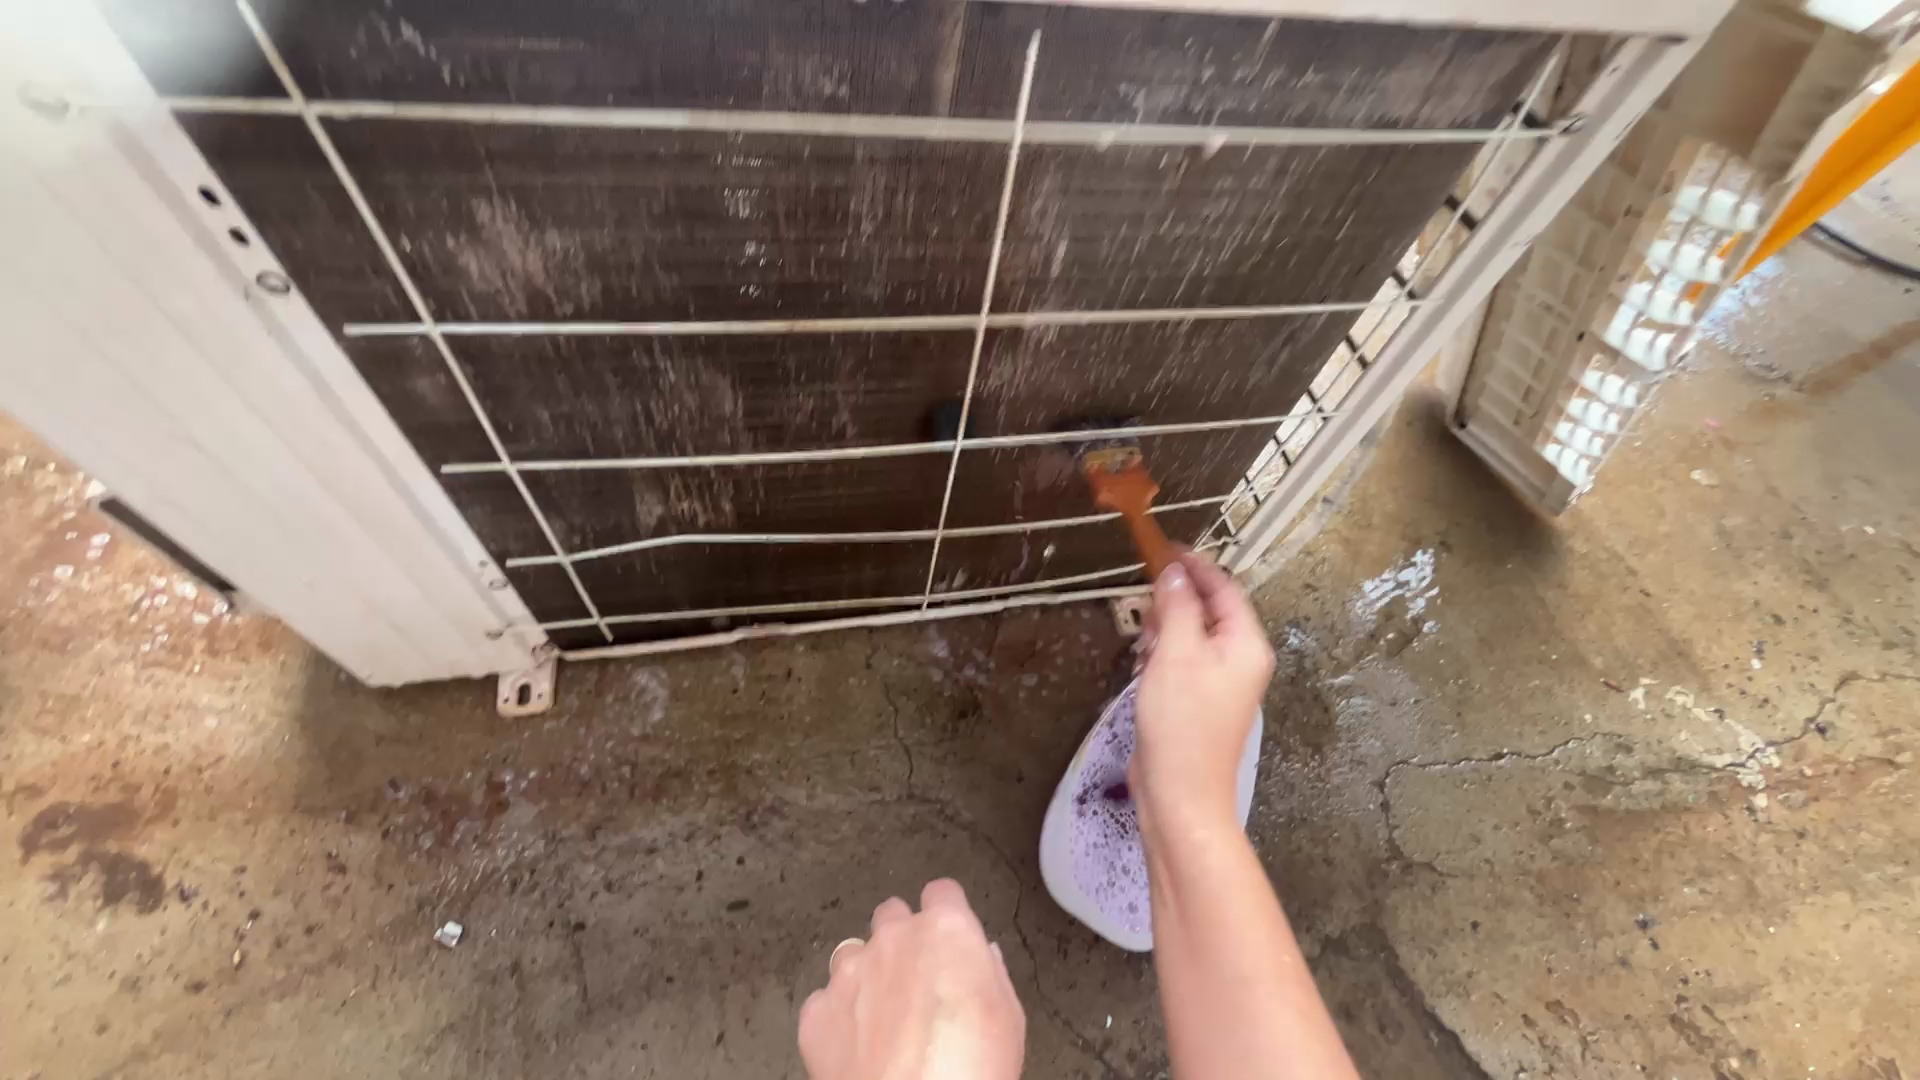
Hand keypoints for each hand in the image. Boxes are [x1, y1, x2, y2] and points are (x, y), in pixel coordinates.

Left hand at [798, 878, 1025, 1079]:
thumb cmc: (976, 1066)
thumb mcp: (1008, 1016)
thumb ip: (989, 973)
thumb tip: (979, 958)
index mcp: (945, 927)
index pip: (942, 892)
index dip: (946, 912)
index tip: (949, 937)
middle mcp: (894, 936)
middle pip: (892, 914)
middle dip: (901, 938)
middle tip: (915, 979)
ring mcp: (850, 971)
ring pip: (852, 952)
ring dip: (866, 973)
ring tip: (882, 1016)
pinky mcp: (817, 1012)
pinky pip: (825, 1002)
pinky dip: (837, 1018)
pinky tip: (856, 1047)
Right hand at [1131, 553, 1274, 831]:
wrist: (1180, 793)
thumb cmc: (1181, 720)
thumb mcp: (1176, 653)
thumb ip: (1177, 607)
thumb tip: (1174, 572)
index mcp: (1245, 644)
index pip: (1225, 589)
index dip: (1196, 566)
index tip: (1165, 548)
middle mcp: (1239, 660)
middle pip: (1207, 611)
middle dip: (1175, 602)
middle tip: (1145, 600)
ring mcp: (1218, 683)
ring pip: (1189, 636)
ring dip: (1164, 630)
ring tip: (1144, 641)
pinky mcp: (1196, 700)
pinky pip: (1180, 661)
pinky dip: (1160, 655)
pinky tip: (1143, 667)